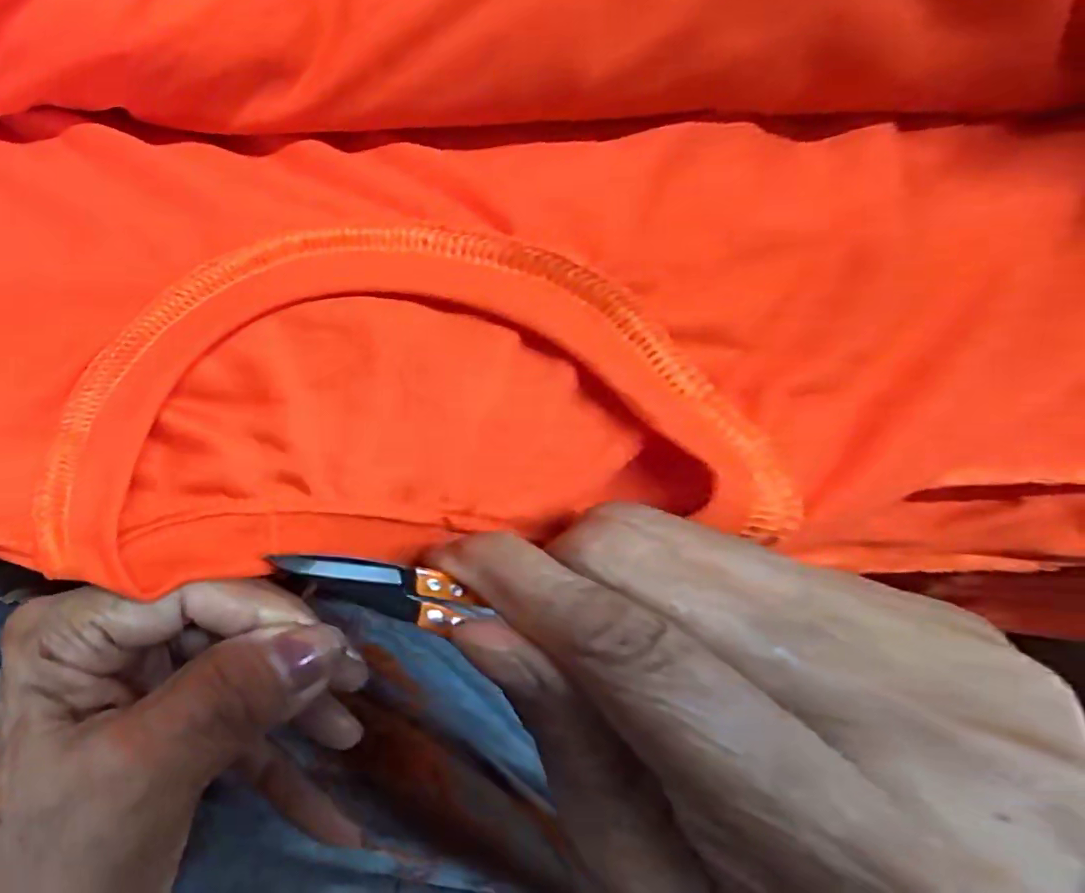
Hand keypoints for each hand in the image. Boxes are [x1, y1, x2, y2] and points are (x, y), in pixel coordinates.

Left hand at [0, 580, 368, 892]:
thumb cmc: (69, 855)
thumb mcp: (145, 771)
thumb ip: (226, 698)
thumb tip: (318, 642)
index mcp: (66, 629)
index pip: (171, 589)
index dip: (252, 608)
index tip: (329, 640)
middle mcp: (95, 637)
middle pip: (202, 622)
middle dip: (275, 655)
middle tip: (351, 679)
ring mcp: (125, 677)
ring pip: (218, 666)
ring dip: (283, 703)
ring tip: (345, 733)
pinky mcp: (153, 720)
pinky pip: (216, 719)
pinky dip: (267, 757)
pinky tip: (324, 807)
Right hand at [437, 504, 1084, 892]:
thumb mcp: (653, 876)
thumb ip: (569, 742)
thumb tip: (473, 625)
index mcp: (855, 837)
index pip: (641, 654)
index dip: (524, 588)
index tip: (445, 563)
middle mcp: (923, 722)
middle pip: (651, 561)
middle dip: (555, 569)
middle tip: (528, 614)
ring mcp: (952, 655)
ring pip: (687, 538)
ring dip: (609, 569)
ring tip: (608, 628)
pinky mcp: (944, 618)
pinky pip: (744, 552)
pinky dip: (679, 580)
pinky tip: (699, 638)